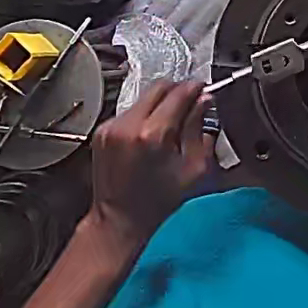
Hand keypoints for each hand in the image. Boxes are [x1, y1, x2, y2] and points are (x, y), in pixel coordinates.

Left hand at [84, 80, 214, 253]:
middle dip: (177, 91)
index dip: (195, 88)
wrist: (119, 220)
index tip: (203, 90)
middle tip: (190, 103)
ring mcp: (112, 126)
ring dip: (160, 104)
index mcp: (153, 135)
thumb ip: (199, 128)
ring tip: (169, 126)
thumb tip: (204, 100)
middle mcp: (129, 125)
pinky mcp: (103, 130)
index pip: (178, 93)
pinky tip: (149, 137)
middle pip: (159, 87)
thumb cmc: (158, 202)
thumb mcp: (193, 169)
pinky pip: (130, 111)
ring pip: (144, 97)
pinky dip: (144, 116)